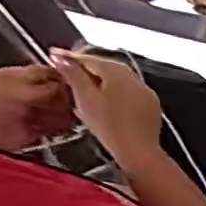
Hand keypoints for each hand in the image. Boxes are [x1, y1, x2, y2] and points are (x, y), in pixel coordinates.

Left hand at [0, 65, 74, 149]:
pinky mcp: (36, 128)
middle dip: (68, 98)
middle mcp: (24, 92)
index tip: (81, 87)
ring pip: (62, 109)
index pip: (50, 72)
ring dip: (66, 113)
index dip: (67, 78)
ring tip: (63, 117)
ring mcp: (30, 111)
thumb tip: (73, 85)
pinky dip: (64, 126)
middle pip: (60, 91)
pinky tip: (60, 127)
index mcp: (15, 76)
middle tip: (72, 105)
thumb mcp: (20, 91)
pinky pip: (59, 125)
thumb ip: (48, 87)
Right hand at [49, 49, 163, 152]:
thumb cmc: (109, 124)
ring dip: (102, 77)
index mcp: (121, 76)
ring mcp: (148, 95)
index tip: (54, 54)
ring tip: (82, 81)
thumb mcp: (85, 97)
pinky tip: (102, 96)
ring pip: (122, 80)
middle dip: (89, 65)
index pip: (94, 60)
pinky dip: (115, 90)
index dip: (72, 57)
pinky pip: (130, 92)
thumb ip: (74, 75)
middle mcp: (138, 82)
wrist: (138, 150)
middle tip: (68, 66)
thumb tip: (61, 58)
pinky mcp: (152, 108)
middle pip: (111, 67)